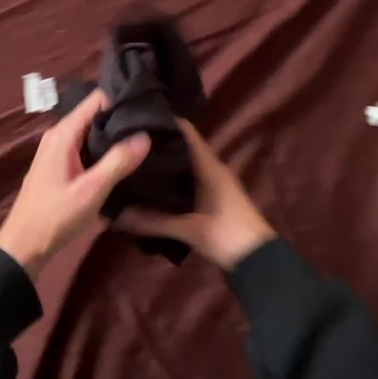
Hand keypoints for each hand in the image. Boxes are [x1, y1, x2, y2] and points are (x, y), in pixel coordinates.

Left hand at [0, 90, 150, 278]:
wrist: (24, 244)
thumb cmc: (56, 215)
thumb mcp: (92, 190)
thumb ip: (118, 162)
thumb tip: (145, 136)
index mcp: (63, 134)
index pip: (96, 100)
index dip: (121, 101)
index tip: (146, 109)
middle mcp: (58, 135)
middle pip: (94, 114)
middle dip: (119, 119)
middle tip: (150, 127)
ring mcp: (57, 149)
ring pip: (90, 132)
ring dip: (112, 136)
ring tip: (142, 141)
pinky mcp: (59, 164)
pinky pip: (84, 146)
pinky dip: (102, 149)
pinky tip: (121, 160)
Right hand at [114, 120, 275, 270]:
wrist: (260, 263)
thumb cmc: (228, 235)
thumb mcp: (189, 229)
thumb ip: (153, 221)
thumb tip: (117, 215)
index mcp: (209, 166)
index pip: (185, 131)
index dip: (164, 120)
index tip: (137, 115)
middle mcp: (212, 168)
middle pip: (182, 146)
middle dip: (158, 141)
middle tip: (127, 137)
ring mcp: (214, 183)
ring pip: (185, 163)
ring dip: (165, 160)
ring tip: (133, 157)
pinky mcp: (213, 198)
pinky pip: (188, 179)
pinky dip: (171, 178)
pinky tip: (152, 184)